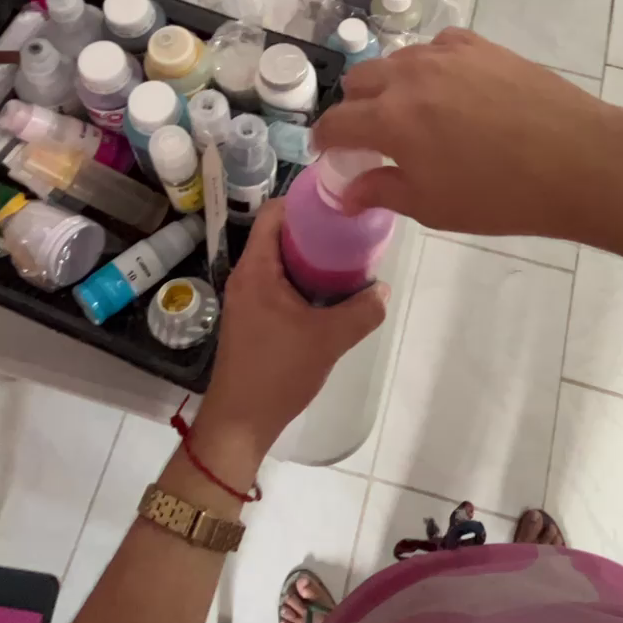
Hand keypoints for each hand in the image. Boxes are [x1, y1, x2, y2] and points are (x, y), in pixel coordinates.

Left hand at [196, 200, 388, 458]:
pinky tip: (328, 292)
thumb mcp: (329, 340)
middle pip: (278, 233)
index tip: (337, 202)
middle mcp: (246, 275)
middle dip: (313, 228)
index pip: (274, 213)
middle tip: (349, 230)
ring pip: (279, 259)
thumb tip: (383, 290)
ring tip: (345, 257)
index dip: (303, 201)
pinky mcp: (251, 316)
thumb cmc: (277, 372)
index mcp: (257, 269)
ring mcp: (247, 297)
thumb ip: (362, 312)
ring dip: (308, 255)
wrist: (240, 421)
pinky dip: (301, 278)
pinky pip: (277, 281)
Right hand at [311, 28, 622, 239]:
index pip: (335, 122)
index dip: (324, 140)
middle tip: (374, 137)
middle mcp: (410, 76)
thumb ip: (382, 191)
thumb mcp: (433, 206)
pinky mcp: (479, 44)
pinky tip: (450, 89)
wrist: (579, 160)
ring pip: (396, 61)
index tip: (329, 153)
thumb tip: (346, 193)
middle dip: (355, 109)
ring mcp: (446, 54)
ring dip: (390, 86)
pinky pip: (436, 47)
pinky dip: (429, 66)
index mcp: (391, 118)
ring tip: (414, 113)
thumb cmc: (502, 195)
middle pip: (359, 80)